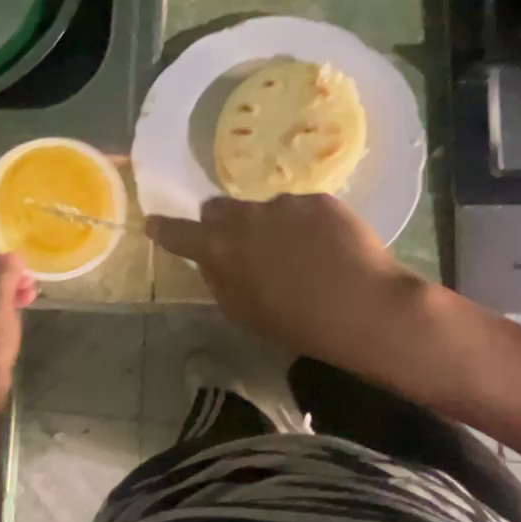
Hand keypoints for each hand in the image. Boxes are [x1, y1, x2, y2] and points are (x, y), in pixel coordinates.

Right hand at [147, 194, 426, 371]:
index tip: (155, 224)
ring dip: (268, 225)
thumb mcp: (243, 312)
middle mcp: (244, 216)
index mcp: (219, 248)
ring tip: (298, 254)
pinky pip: (300, 209)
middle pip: (218, 208)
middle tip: (242, 246)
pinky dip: (304, 225)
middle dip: (222, 223)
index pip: (177, 232)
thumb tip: (211, 262)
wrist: (365, 307)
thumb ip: (219, 281)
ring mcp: (283, 203)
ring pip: (263, 209)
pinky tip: (325, 248)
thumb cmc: (298, 322)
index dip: (164, 228)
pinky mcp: (318, 199)